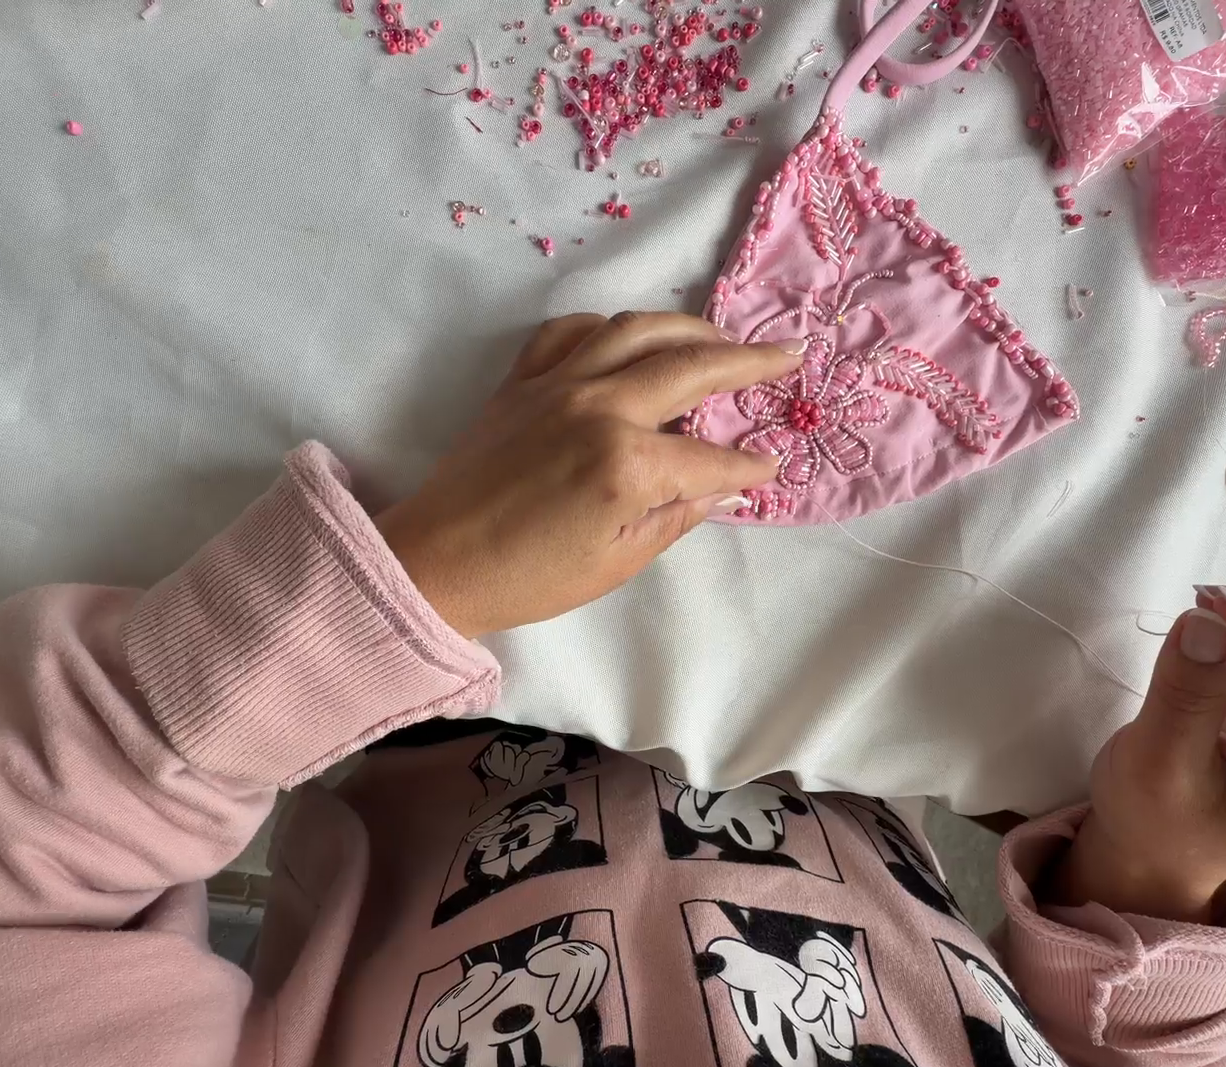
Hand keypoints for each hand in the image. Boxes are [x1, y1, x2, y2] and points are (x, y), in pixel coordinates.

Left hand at [374, 312, 801, 637]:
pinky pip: (572, 332)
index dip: (747, 465)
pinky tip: (630, 340)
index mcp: (626, 464)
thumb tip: (724, 486)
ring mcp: (557, 383)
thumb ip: (678, 515)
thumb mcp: (618, 562)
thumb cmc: (530, 578)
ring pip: (638, 330)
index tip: (771, 465)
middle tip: (787, 355)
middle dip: (748, 361)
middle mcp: (598, 407)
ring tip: (723, 339)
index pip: (711, 457)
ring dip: (690, 329)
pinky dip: (609, 328)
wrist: (438, 563)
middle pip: (691, 367)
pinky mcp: (523, 379)